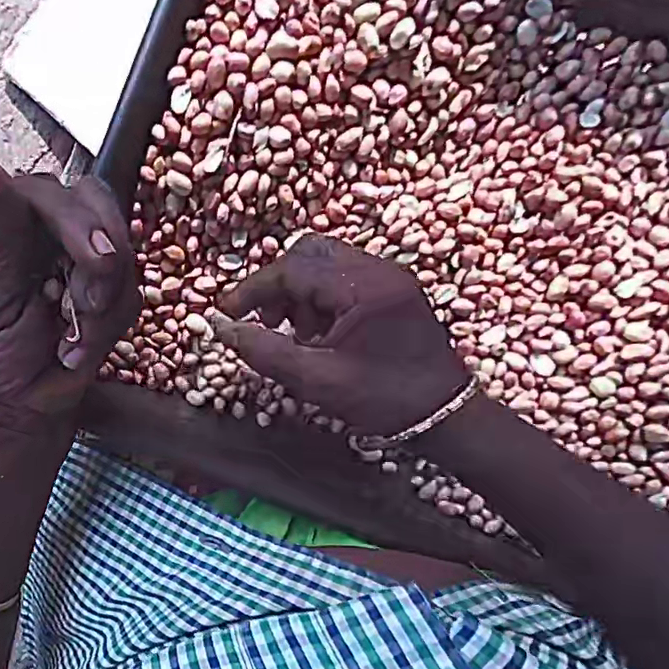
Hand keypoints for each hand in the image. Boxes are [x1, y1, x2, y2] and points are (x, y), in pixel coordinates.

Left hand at [0, 145, 139, 442]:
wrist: (27, 416)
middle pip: (97, 207)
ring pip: (121, 250)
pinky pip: (131, 288)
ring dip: (103, 304)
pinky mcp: (105, 289)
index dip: (80, 222)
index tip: (96, 261)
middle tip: (87, 308)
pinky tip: (81, 346)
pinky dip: (110, 324)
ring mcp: (77, 260)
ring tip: (71, 341)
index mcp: (6, 224)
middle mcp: (43, 234)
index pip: (54, 192)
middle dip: (100, 265)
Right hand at [212, 235, 467, 436]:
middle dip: (278, 285)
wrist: (445, 414)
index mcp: (363, 288)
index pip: (293, 269)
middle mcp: (379, 270)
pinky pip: (343, 278)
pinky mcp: (393, 291)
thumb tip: (224, 330)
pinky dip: (319, 299)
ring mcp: (389, 278)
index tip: (228, 313)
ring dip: (298, 292)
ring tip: (295, 334)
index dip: (253, 290)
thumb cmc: (383, 399)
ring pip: (325, 263)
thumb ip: (265, 351)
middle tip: (266, 321)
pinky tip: (319, 334)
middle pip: (309, 253)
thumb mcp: (316, 380)